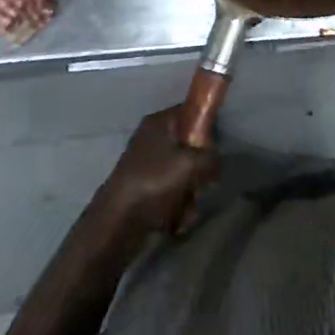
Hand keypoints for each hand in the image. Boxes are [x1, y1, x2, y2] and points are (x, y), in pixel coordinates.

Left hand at [94, 107, 221, 236]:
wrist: (117, 222)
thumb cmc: (154, 182)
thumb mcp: (190, 164)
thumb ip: (211, 157)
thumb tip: (216, 160)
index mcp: (159, 123)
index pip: (191, 111)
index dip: (207, 127)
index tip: (216, 148)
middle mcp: (152, 139)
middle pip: (189, 147)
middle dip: (199, 171)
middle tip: (201, 184)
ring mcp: (147, 165)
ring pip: (183, 174)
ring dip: (190, 194)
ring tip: (187, 208)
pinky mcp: (145, 189)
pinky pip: (171, 193)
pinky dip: (177, 208)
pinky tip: (177, 222)